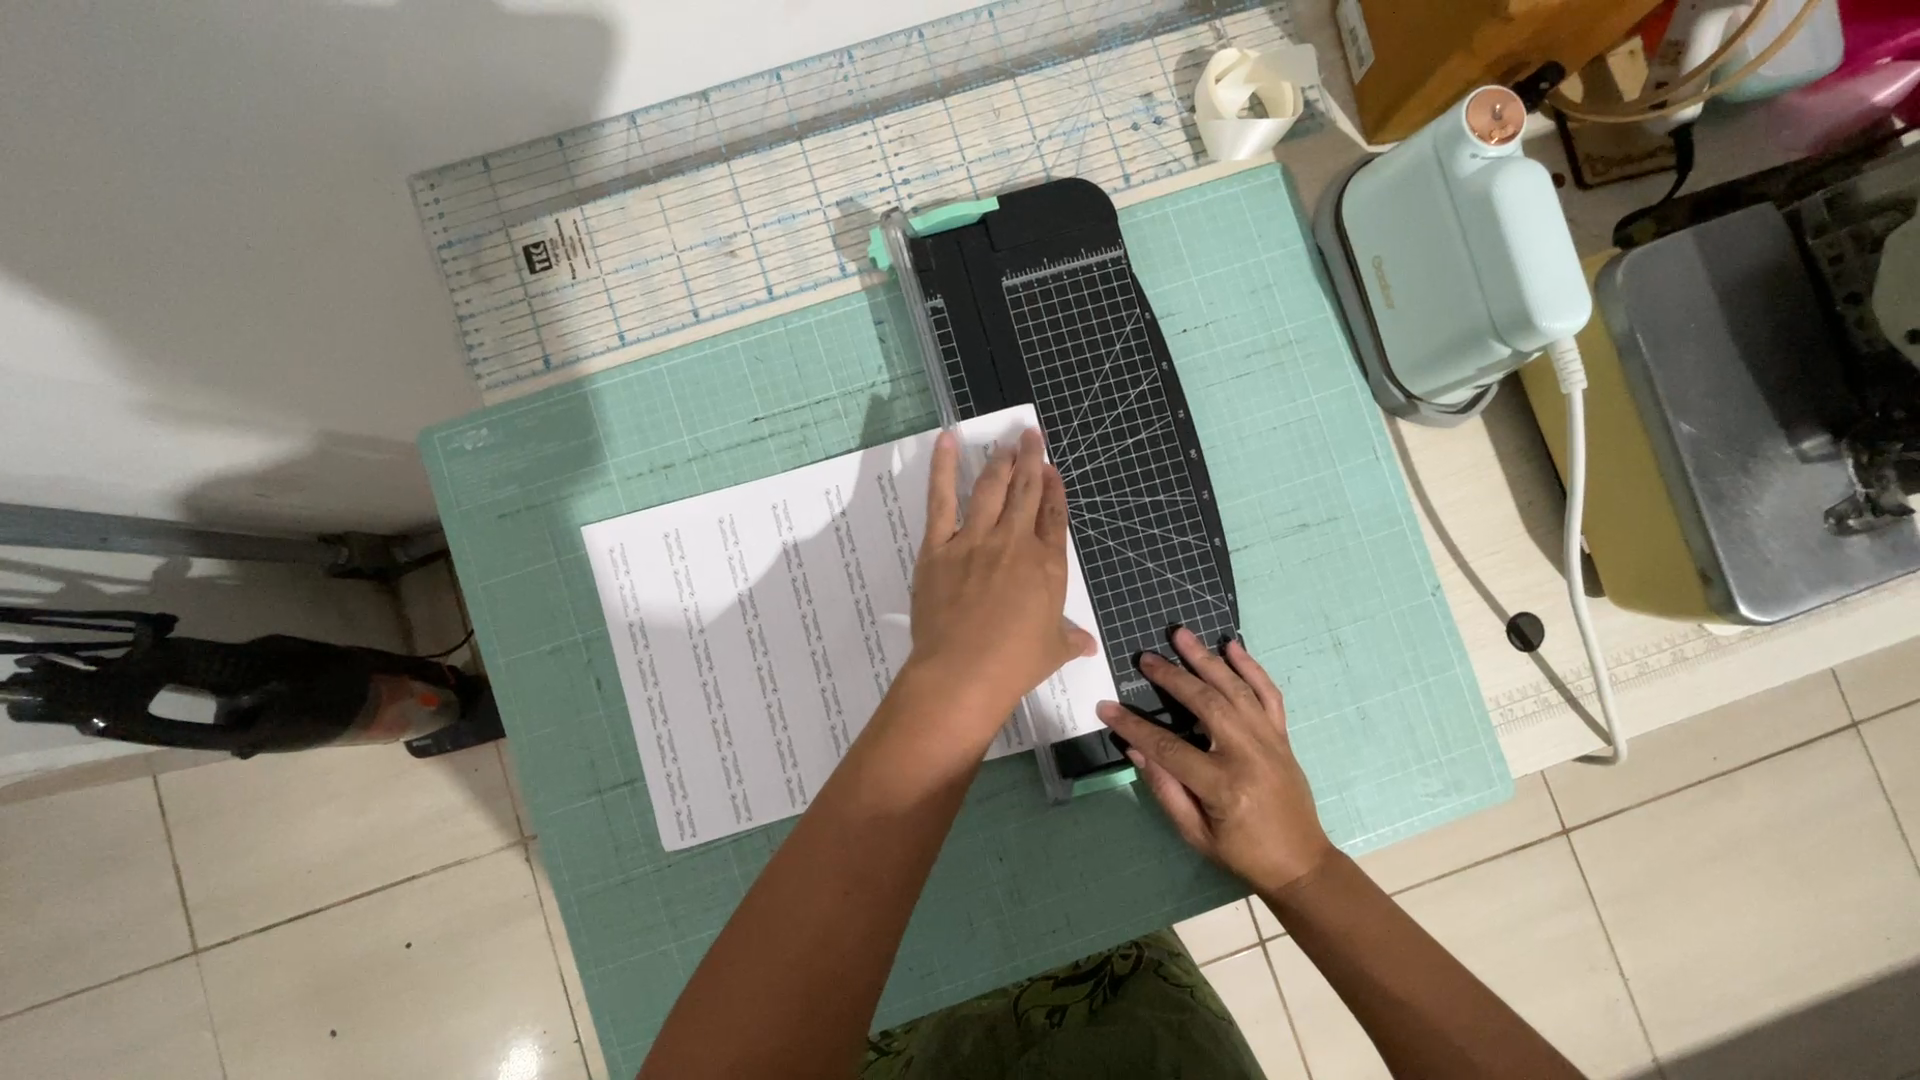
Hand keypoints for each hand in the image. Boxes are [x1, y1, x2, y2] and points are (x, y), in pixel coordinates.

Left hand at [905, 428, 1095, 734]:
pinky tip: (947, 440)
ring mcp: (975, 540)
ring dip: (1000, 461)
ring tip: (1004, 443)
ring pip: (990, 488)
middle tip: (1030, 436)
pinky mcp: (939, 546)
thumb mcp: (1052, 651)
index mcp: (1047, 565)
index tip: (1051, 470)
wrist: (964, 672)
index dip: (1054, 490)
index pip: (1054, 516)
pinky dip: (943, 467)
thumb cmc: (1014, 665)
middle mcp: (1014, 543)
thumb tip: (1089, 645)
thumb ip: (1070, 640)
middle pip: (1026, 491)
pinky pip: (941, 499)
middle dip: (1030, 460)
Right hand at [1097, 628, 1332, 894]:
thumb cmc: (1242, 853)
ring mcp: (1270, 742)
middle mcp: (1249, 755)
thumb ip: (1165, 790)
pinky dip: (1252, 668)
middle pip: (1207, 704)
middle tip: (1145, 658)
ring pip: (1236, 690)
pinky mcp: (1282, 737)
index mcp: (1224, 786)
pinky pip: (1268, 695)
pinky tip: (1233, 646)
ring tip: (1182, 634)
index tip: (1107, 708)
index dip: (1135, 727)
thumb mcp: (1195, 833)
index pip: (1169, 748)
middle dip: (1172, 678)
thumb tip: (1135, 749)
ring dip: (1207, 659)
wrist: (1301, 863)